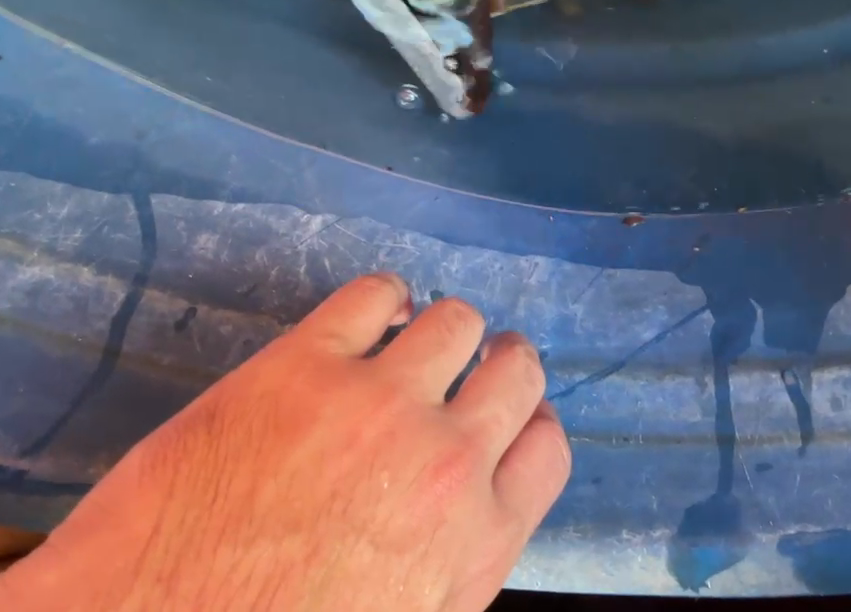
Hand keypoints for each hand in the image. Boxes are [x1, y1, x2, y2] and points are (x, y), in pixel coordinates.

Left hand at [0, 274, 570, 611]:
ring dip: (440, 331)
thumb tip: (478, 493)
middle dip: (495, 364)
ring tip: (404, 348)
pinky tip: (364, 322)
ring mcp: (377, 405)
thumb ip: (460, 558)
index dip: (525, 423)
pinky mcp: (303, 367)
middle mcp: (445, 462)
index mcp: (475, 543)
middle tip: (456, 374)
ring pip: (456, 319)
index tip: (498, 418)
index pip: (547, 447)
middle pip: (516, 367)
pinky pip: (377, 292)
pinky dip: (382, 299)